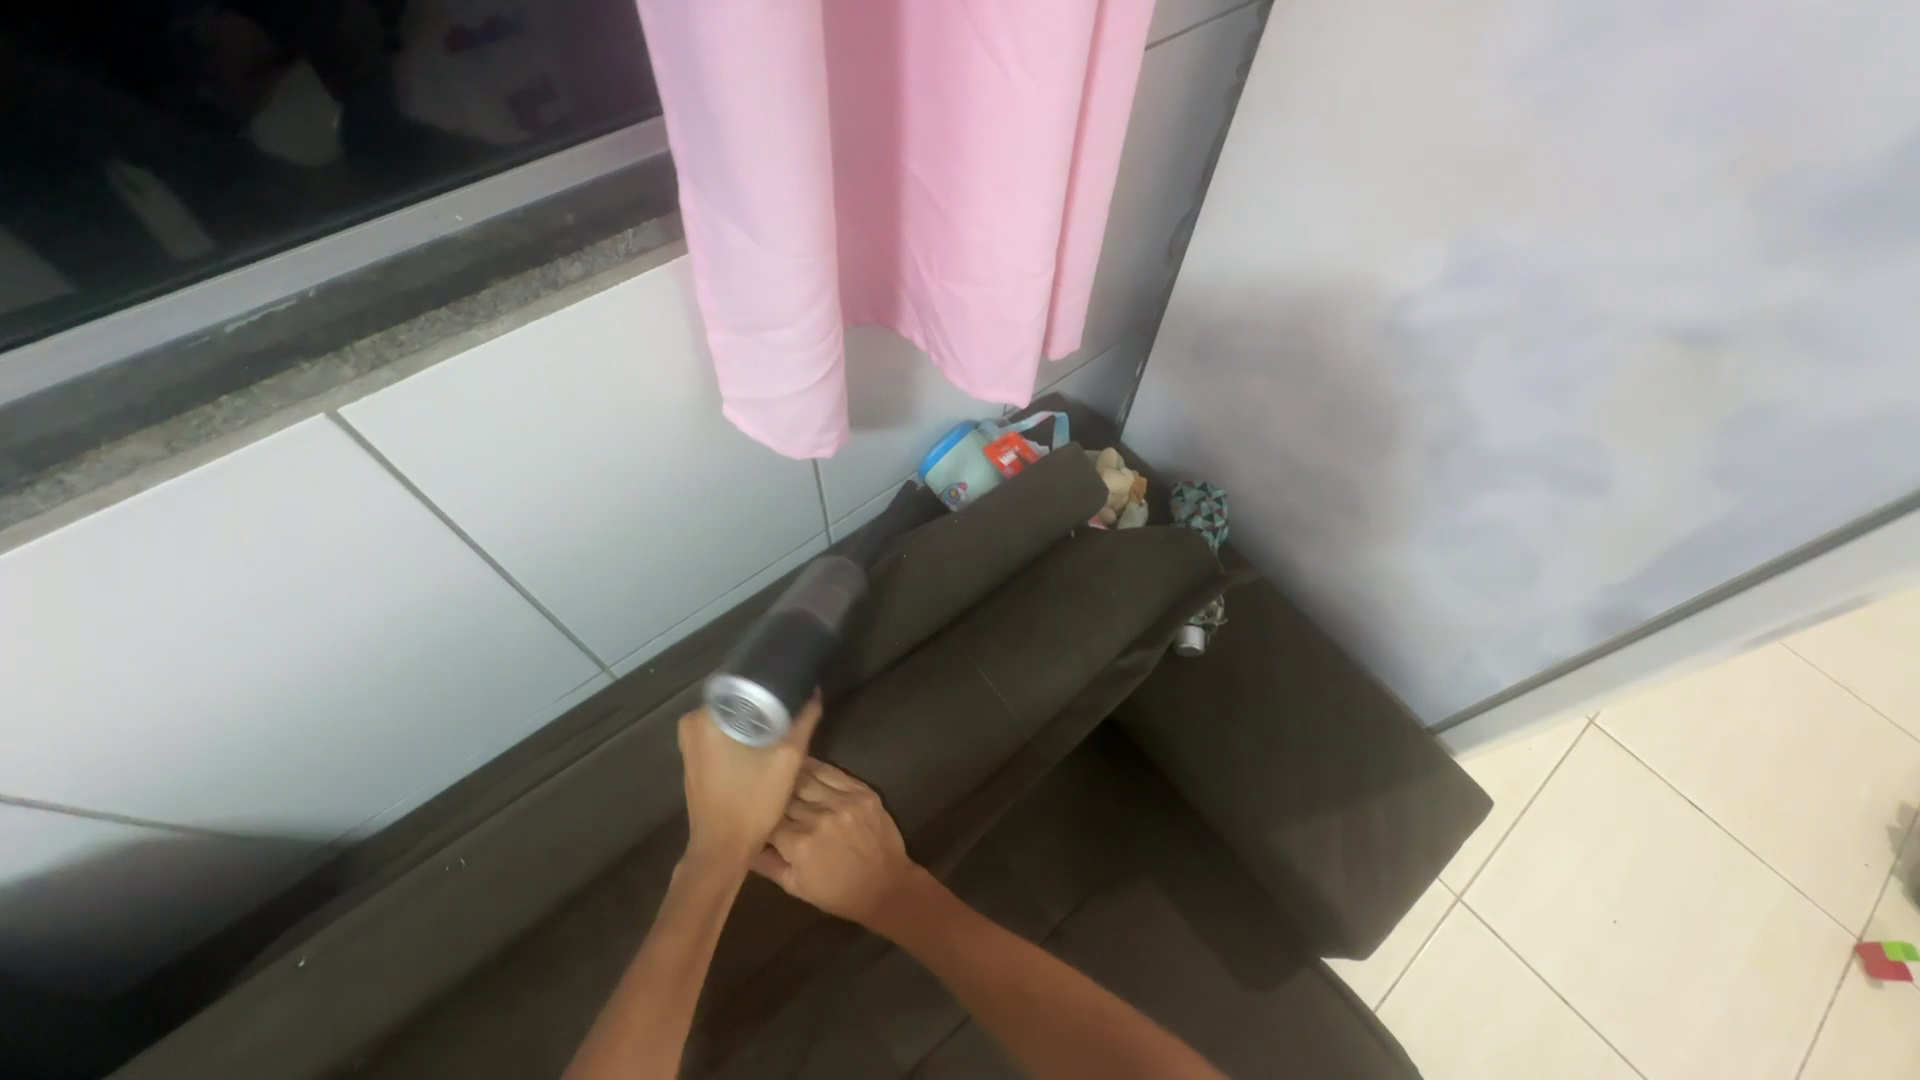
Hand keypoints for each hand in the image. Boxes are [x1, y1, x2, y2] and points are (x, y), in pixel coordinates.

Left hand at [677, 695, 821, 867]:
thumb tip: (813, 691)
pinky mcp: (693, 759)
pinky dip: (741, 734)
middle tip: (791, 704)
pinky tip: (762, 741)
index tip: (790, 683)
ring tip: (781, 720)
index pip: (741, 680)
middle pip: (735, 699)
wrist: (721, 850)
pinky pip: (721, 734)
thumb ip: (803, 721)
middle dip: (762, 701)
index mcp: (707, 717)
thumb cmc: (752, 803)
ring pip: (729, 717)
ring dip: (752, 719)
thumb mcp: (788, 759)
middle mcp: (692, 724)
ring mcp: (689, 743)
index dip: (768, 680)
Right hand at [751, 759, 925, 926]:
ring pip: (806, 779)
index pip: (768, 819)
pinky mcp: (861, 791)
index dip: (759, 814)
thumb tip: (741, 846)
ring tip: (775, 766)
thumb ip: (767, 864)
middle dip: (773, 794)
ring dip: (790, 775)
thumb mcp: (796, 887)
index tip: (752, 809)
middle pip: (786, 796)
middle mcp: (819, 818)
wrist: (885, 886)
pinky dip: (815, 767)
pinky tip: (802, 762)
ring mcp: (843, 802)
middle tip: (760, 785)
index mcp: (799, 844)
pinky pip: (832, 773)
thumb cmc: (838, 893)